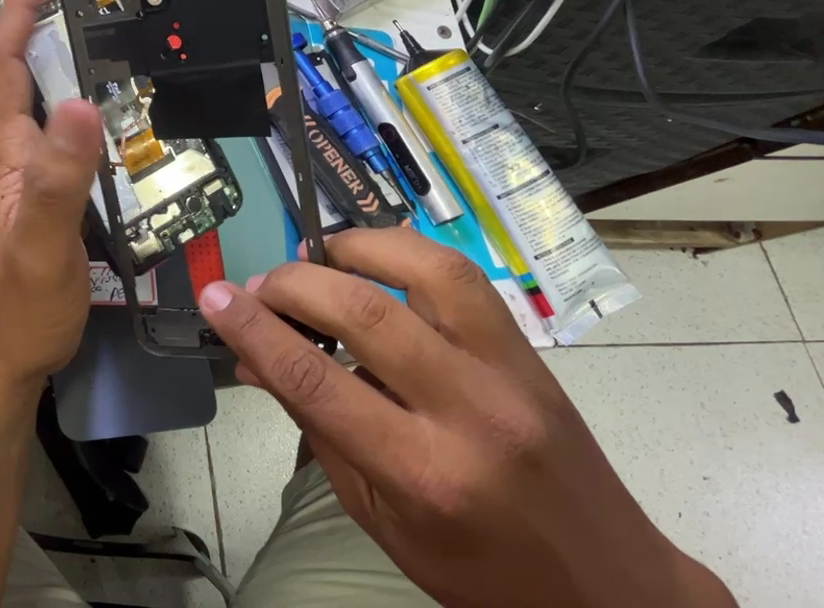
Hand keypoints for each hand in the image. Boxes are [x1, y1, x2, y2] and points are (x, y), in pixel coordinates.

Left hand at [0, 0, 103, 395]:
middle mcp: (8, 147)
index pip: (6, 58)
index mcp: (2, 146)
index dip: (22, 6)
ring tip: (115, 29)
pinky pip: (62, 131)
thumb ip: (59, 177)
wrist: (1, 357)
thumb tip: (82, 102)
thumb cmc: (18, 303)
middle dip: (49, 16)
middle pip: (24, 66)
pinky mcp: (42, 192)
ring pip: (43, 96)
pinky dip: (86, 102)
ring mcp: (24, 170)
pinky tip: (117, 107)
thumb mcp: (40, 240)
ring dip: (69, 55)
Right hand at [198, 228, 733, 607]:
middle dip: (292, 285)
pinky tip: (368, 259)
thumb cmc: (478, 571)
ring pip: (425, 271)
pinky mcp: (529, 350)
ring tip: (313, 258)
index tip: (214, 296)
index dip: (254, 330)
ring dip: (354, 249)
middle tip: (257, 288)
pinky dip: (403, 252)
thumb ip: (318, 428)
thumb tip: (254, 361)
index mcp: (423, 473)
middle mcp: (469, 411)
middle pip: (364, 313)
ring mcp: (508, 371)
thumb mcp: (380, 518)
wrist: (609, 587)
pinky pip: (462, 276)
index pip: (316, 381)